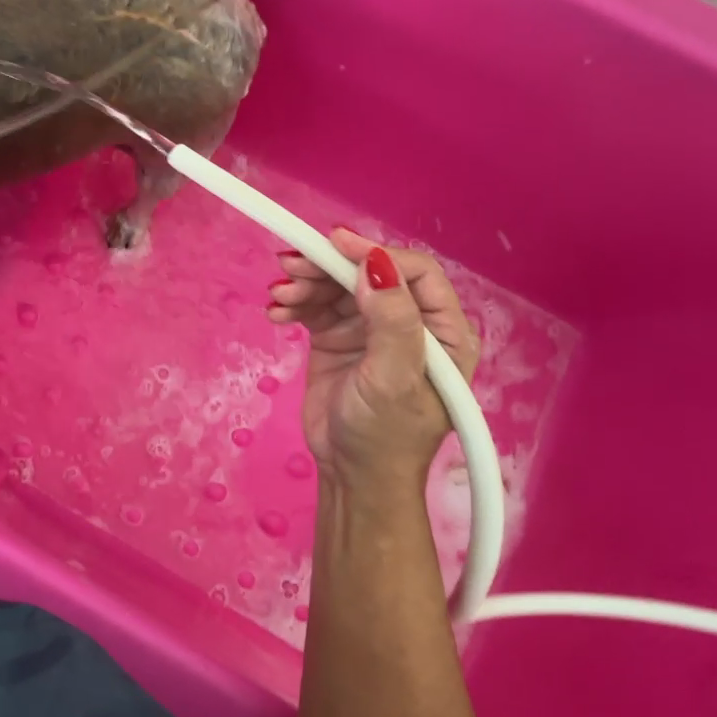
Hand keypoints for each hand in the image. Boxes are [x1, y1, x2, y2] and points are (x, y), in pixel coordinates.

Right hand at [267, 228, 479, 493]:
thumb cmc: (386, 433)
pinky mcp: (335, 340)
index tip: (334, 244)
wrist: (350, 473)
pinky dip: (293, 305)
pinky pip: (314, 308)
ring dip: (305, 285)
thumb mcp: (393, 379)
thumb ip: (391, 321)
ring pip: (336, 288)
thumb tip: (373, 264)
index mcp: (440, 332)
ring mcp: (368, 330)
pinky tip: (276, 313)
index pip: (414, 274)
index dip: (375, 253)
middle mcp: (406, 323)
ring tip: (278, 298)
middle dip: (328, 267)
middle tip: (291, 267)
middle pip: (367, 275)